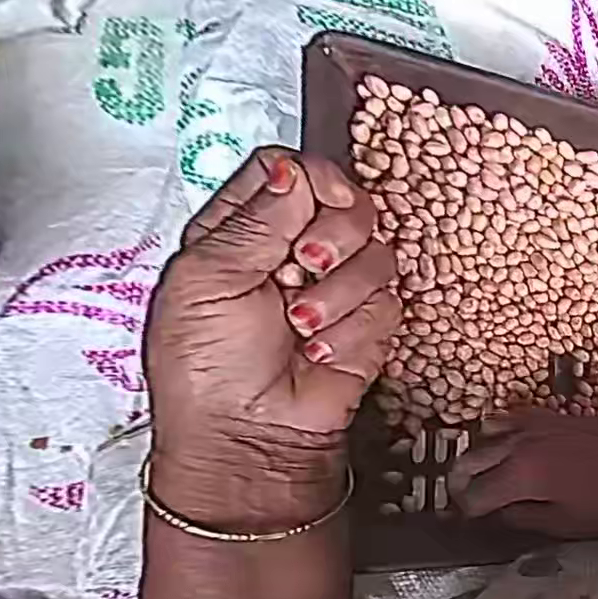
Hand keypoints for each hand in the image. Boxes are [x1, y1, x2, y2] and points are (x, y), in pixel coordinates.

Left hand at [145, 147, 400, 527]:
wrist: (252, 427)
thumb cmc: (207, 359)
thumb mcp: (208, 277)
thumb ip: (255, 222)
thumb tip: (293, 171)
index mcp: (245, 229)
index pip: (291, 174)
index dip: (317, 178)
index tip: (329, 196)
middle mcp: (299, 253)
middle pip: (349, 210)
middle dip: (333, 240)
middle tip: (301, 270)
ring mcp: (343, 289)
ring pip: (377, 259)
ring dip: (338, 296)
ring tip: (302, 326)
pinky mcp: (375, 324)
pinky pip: (389, 306)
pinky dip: (354, 331)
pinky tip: (322, 350)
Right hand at [448, 410, 597, 539]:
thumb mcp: (565, 524)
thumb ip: (521, 517)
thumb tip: (493, 514)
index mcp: (521, 475)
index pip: (472, 495)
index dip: (467, 513)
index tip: (471, 523)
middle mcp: (520, 443)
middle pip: (470, 461)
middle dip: (463, 485)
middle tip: (472, 504)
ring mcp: (537, 424)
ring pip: (485, 436)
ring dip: (479, 457)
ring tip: (488, 479)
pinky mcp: (555, 415)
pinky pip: (512, 418)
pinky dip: (501, 433)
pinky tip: (508, 448)